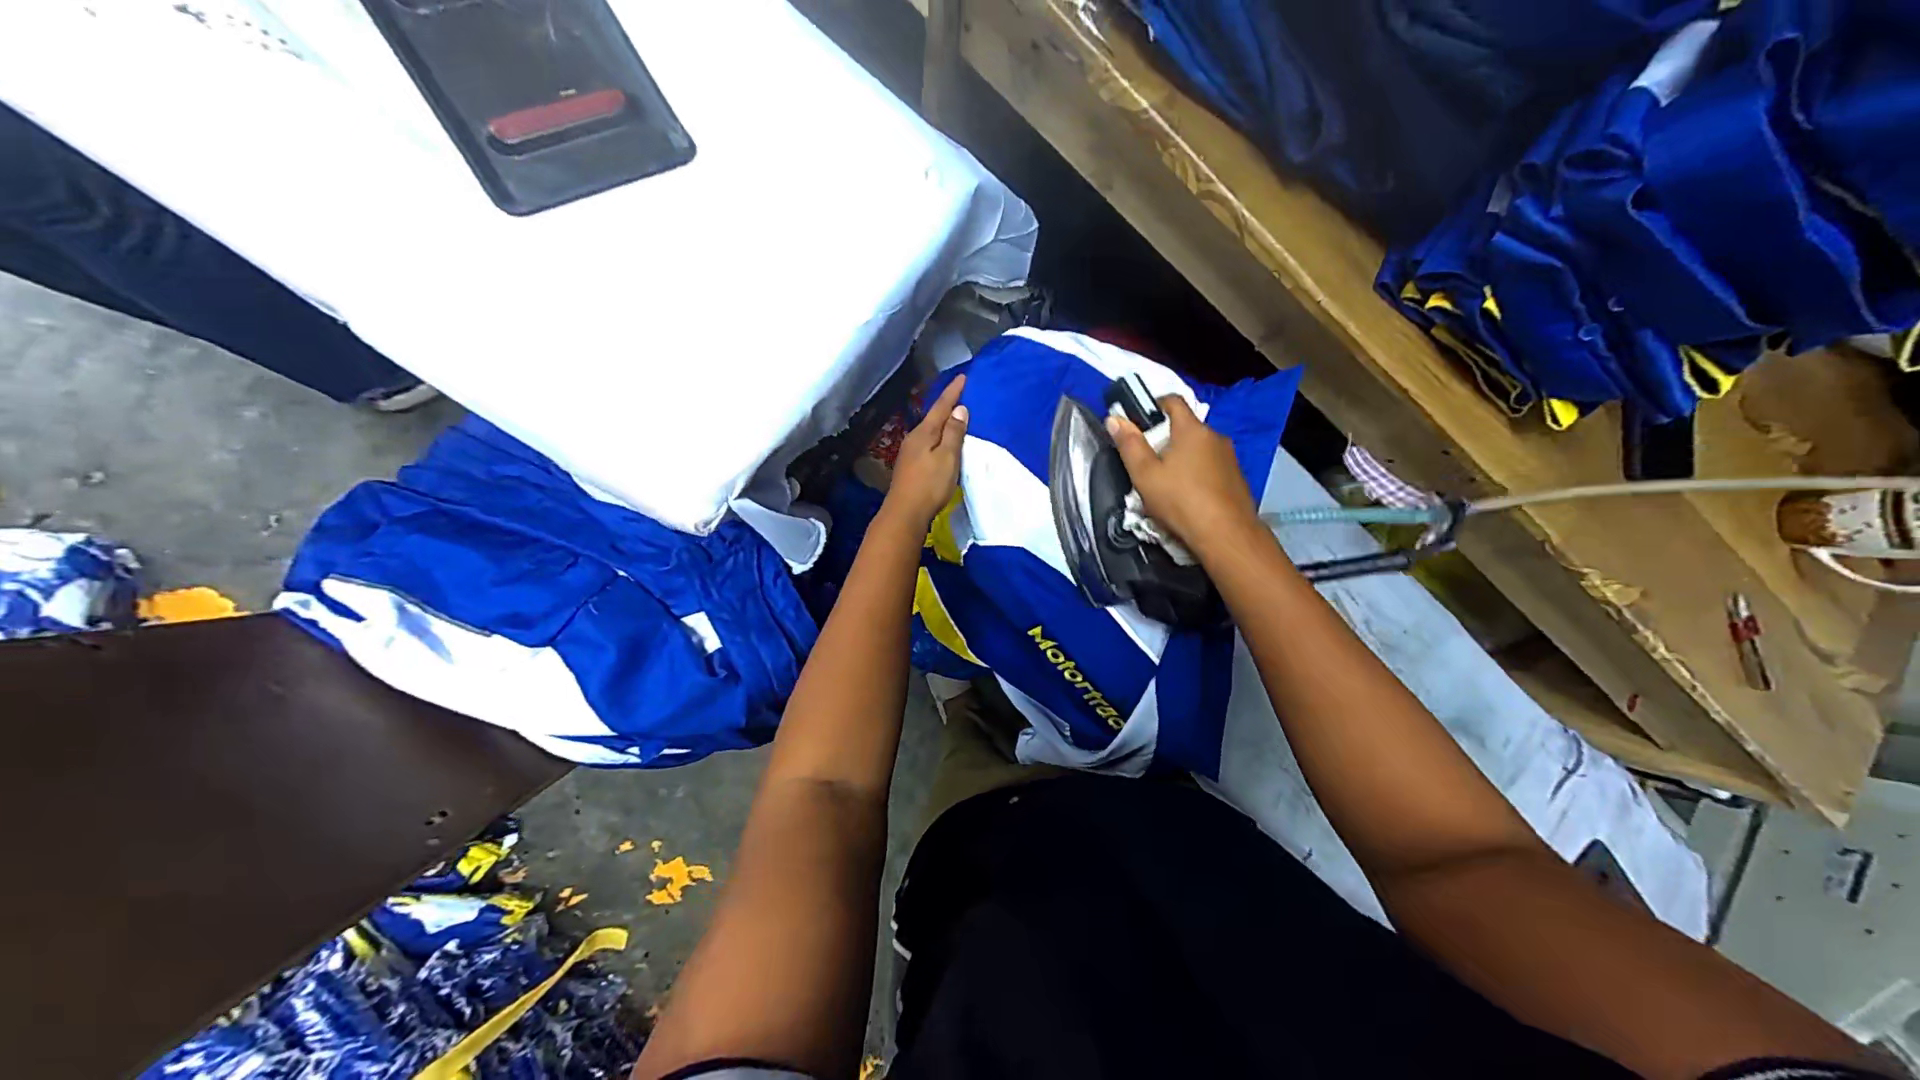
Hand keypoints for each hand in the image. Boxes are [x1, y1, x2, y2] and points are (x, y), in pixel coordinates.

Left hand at [883, 375, 968, 527]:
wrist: (905, 513)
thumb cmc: (929, 485)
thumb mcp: (947, 457)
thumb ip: (953, 432)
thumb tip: (959, 409)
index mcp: (924, 433)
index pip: (941, 407)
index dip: (953, 392)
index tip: (963, 377)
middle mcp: (914, 439)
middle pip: (933, 418)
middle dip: (947, 406)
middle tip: (961, 395)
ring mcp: (909, 453)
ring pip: (929, 432)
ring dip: (942, 423)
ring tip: (955, 418)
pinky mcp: (910, 467)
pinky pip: (927, 444)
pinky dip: (938, 438)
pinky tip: (942, 443)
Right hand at [1108, 395, 1259, 552]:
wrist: (1226, 535)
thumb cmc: (1180, 500)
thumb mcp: (1145, 474)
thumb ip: (1129, 445)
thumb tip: (1114, 418)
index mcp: (1192, 429)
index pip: (1173, 401)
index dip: (1153, 405)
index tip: (1138, 421)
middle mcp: (1215, 436)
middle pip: (1185, 428)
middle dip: (1165, 438)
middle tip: (1147, 462)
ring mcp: (1229, 458)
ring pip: (1198, 449)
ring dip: (1182, 458)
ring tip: (1166, 483)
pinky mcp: (1236, 478)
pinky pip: (1210, 467)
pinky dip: (1196, 474)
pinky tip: (1187, 496)